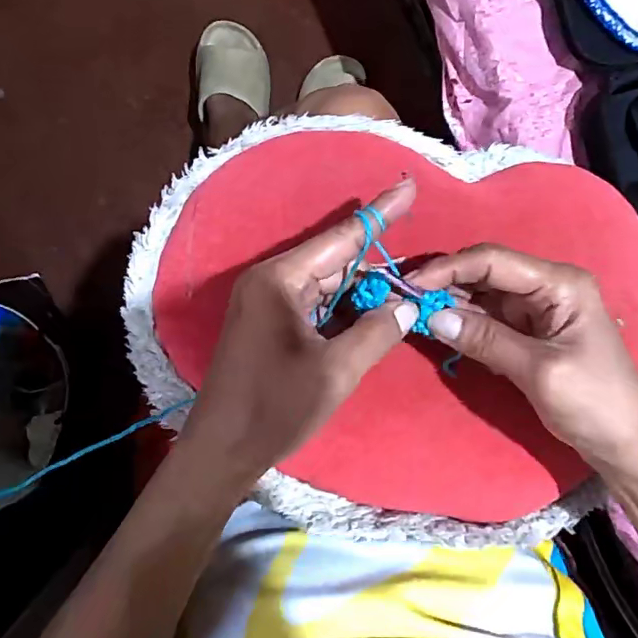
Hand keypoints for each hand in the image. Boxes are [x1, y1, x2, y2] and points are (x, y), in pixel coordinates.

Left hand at [175, 179, 420, 488]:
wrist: (221, 450)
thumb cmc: (275, 408)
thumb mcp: (336, 371)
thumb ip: (376, 331)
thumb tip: (407, 305)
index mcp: (280, 280)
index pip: (341, 237)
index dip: (379, 213)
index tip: (408, 186)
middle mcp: (269, 281)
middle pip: (334, 259)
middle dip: (375, 256)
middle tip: (416, 246)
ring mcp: (265, 303)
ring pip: (326, 283)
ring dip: (361, 286)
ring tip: (403, 283)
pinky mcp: (267, 324)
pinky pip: (314, 304)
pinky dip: (343, 306)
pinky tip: (371, 309)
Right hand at [414, 244, 637, 474]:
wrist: (625, 444)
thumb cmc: (594, 402)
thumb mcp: (539, 371)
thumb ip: (486, 340)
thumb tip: (433, 317)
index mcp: (560, 284)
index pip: (493, 261)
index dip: (449, 268)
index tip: (410, 285)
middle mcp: (547, 287)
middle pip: (484, 273)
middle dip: (444, 283)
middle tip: (401, 298)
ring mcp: (537, 310)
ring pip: (482, 295)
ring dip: (449, 303)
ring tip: (411, 312)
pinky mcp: (528, 333)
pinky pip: (487, 319)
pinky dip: (462, 323)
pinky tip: (437, 327)